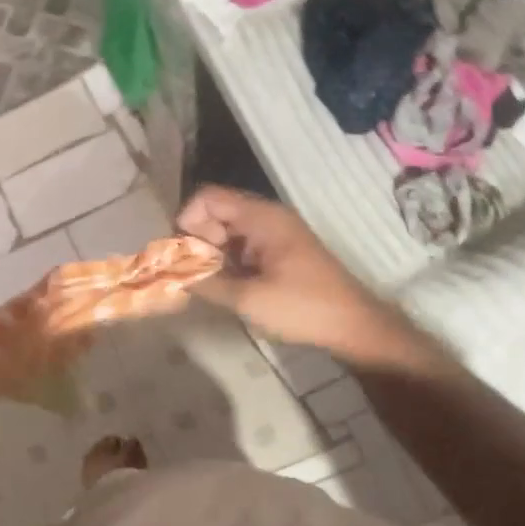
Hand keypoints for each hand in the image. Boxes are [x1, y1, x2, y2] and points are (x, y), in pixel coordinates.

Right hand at [176, 185, 392, 351]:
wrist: (354, 327)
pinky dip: (228, 263)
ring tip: (215, 286)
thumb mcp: (248, 298)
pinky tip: (232, 289)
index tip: (186, 257)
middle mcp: (267, 217)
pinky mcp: (278, 252)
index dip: (187, 222)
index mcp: (262, 218)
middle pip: (214, 213)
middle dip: (198, 242)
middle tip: (201, 276)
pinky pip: (240, 246)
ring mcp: (274, 234)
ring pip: (225, 232)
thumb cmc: (303, 308)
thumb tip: (170, 273)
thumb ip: (205, 281)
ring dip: (212, 256)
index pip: (207, 198)